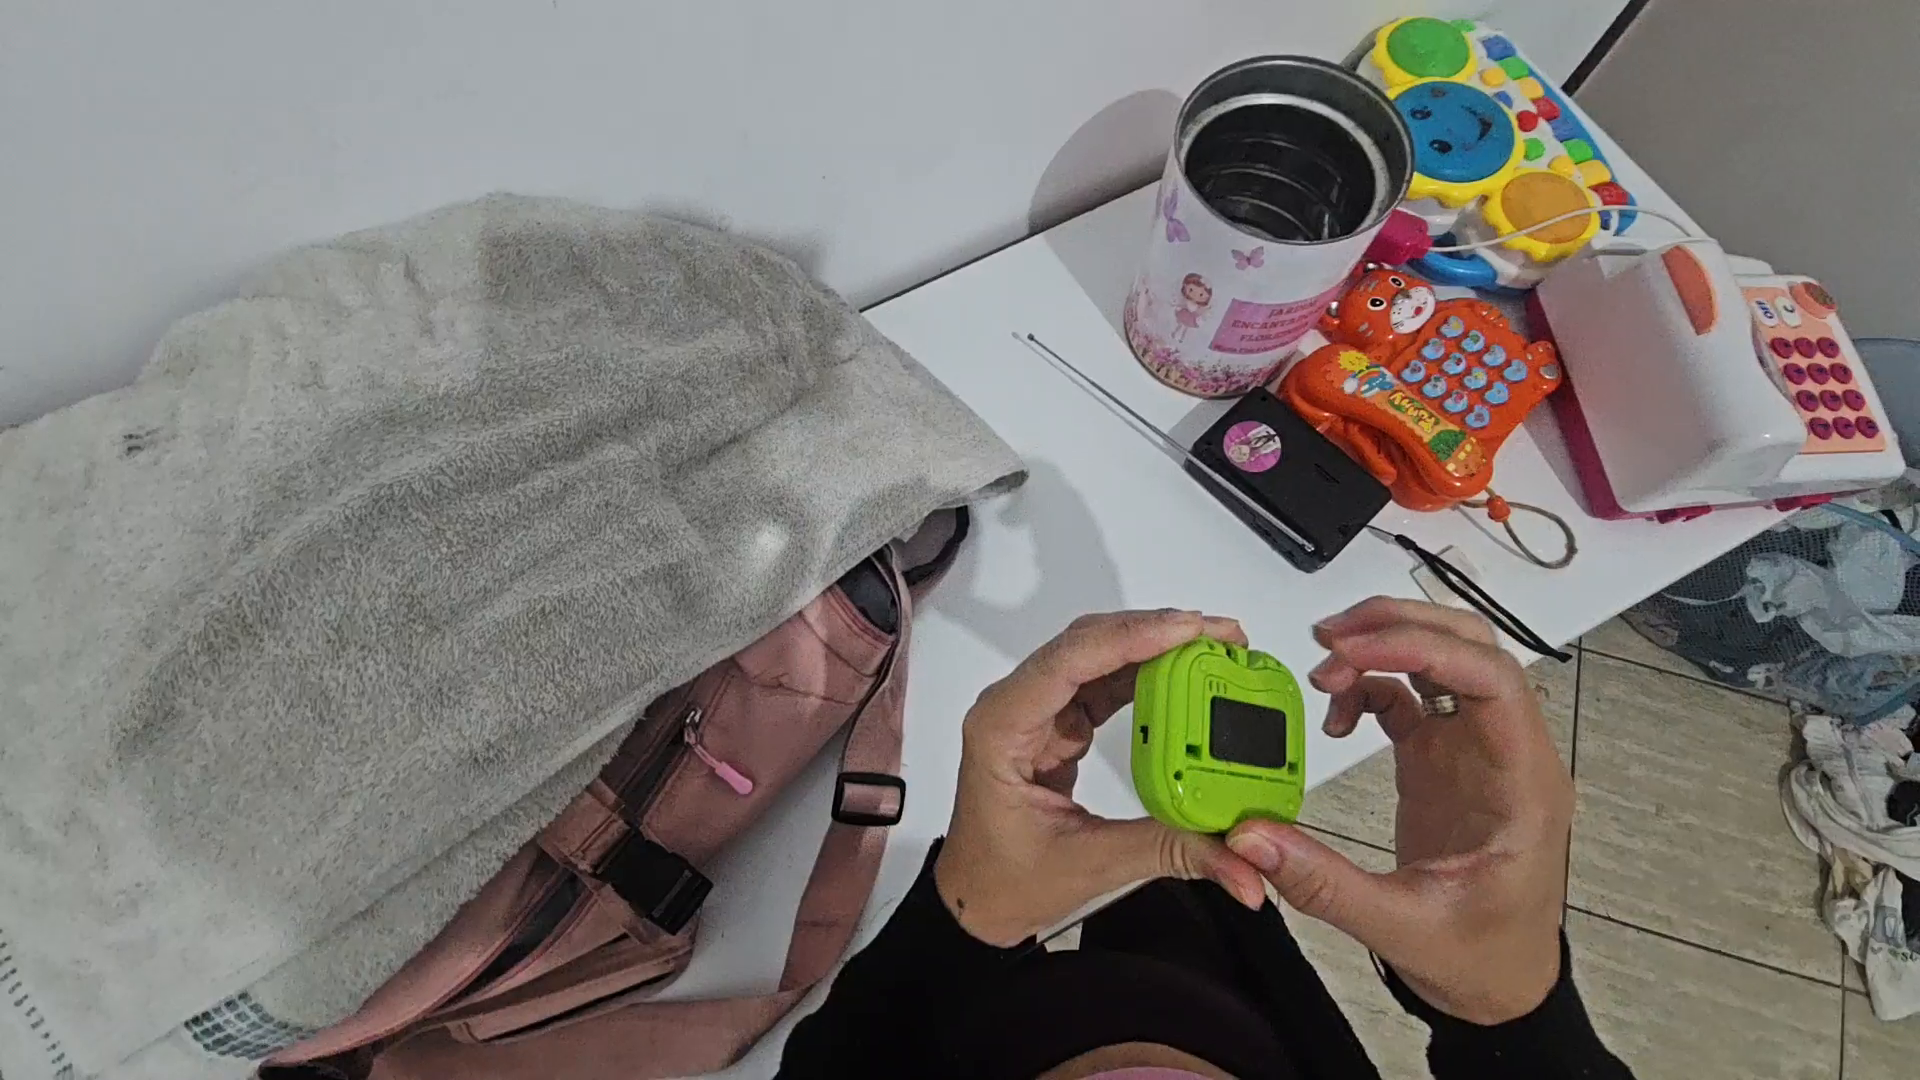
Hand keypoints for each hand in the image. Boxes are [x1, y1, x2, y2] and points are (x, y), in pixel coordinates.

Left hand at [933, 610, 1268, 945]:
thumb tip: (1240, 859)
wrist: (976, 893)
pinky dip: (1146, 672)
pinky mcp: (1060, 721)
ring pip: (1098, 655)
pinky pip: (1104, 681)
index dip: (1127, 638)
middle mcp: (1017, 705)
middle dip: (1152, 630)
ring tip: (1211, 645)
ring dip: (1154, 645)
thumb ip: (1167, 851)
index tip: (1185, 629)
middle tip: (1216, 633)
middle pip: (1085, 644)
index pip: (1065, 663)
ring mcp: (1039, 709)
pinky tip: (1184, 672)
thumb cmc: (1004, 877)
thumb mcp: (1088, 864)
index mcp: (1003, 727)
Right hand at [1224, 597, 1573, 1024]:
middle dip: (1396, 624)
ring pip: (1438, 656)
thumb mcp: (1399, 926)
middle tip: (1328, 637)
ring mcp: (1470, 747)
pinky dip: (1365, 684)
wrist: (1496, 981)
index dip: (1420, 647)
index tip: (1350, 649)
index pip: (1490, 678)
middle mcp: (1502, 750)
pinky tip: (1335, 712)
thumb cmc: (1477, 955)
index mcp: (1520, 782)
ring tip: (1322, 666)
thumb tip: (1248, 833)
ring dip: (1378, 643)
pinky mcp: (1439, 754)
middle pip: (1467, 645)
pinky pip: (1406, 691)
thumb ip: (1321, 881)